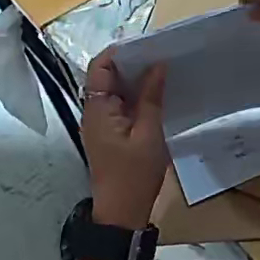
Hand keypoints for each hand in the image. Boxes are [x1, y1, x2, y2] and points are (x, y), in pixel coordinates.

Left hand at [81, 49, 168, 229]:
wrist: (122, 214)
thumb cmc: (134, 174)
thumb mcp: (149, 134)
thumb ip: (152, 98)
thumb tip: (158, 65)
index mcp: (98, 109)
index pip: (100, 67)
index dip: (120, 52)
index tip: (148, 45)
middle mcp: (94, 112)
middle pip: (107, 77)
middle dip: (132, 64)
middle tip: (162, 55)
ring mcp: (101, 124)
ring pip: (116, 92)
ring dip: (136, 81)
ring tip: (164, 71)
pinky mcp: (111, 135)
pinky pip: (121, 107)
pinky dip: (137, 98)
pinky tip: (159, 96)